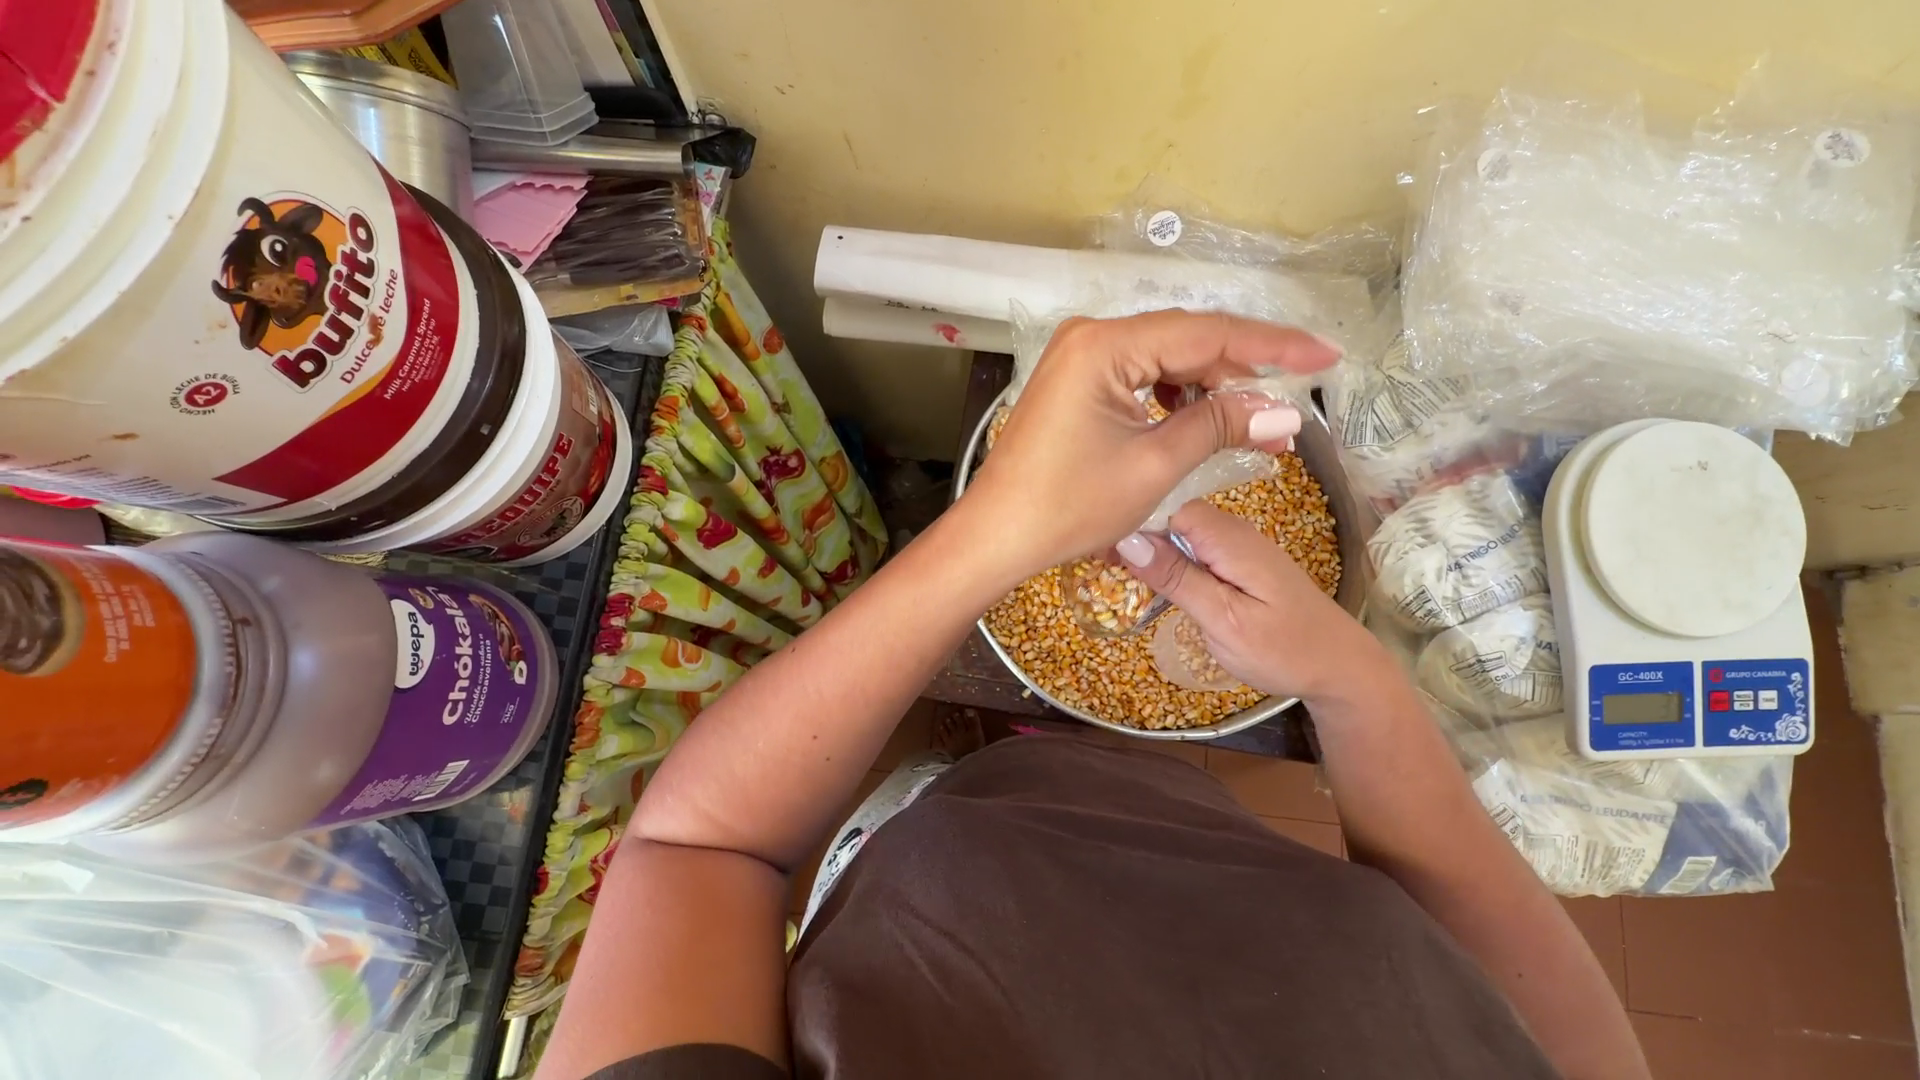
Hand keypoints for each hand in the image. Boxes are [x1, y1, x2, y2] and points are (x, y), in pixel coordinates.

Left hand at [959, 310, 1339, 576]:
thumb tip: (1285, 412)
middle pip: (1185, 342)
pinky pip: (1137, 377)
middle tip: (1289, 406)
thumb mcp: (1154, 465)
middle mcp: (1089, 336)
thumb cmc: (1069, 506)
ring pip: (1163, 360)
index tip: (1325, 356)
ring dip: (1208, 389)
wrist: (997, 537)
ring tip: (1250, 424)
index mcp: (1104, 346)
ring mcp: (1077, 358)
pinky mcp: (1074, 382)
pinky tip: (1198, 423)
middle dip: (1240, 373)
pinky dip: (1173, 399)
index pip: (1206, 333)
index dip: (1272, 345)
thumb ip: (1221, 425)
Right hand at [1115, 500, 1386, 705]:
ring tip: (1123, 578)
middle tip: (1104, 569)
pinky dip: (1173, 562)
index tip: (1101, 551)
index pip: (1167, 506)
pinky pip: (1195, 548)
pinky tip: (1159, 584)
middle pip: (1172, 515)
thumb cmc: (1283, 649)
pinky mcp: (1239, 562)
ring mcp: (1238, 546)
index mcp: (1229, 538)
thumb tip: (1128, 540)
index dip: (1133, 523)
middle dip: (1138, 537)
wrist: (1340, 668)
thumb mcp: (1223, 620)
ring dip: (1153, 551)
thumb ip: (1177, 578)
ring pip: (1181, 532)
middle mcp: (1234, 531)